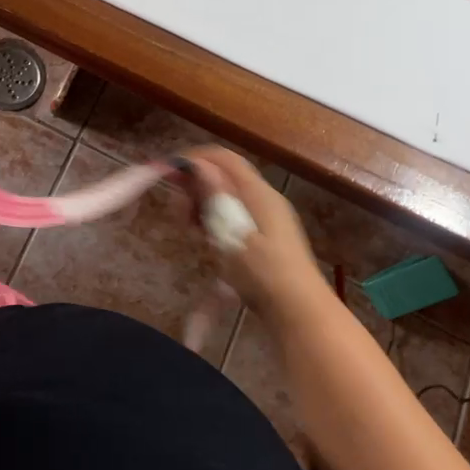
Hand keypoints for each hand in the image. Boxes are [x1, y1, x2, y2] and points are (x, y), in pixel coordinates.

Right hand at [178, 147, 326, 323]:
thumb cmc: (262, 271)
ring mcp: (269, 218)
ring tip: (190, 231)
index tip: (169, 174)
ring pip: (228, 199)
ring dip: (204, 207)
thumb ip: (215, 196)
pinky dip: (217, 222)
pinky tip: (209, 243)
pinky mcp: (268, 238)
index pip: (223, 158)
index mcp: (256, 192)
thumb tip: (198, 164)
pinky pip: (236, 217)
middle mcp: (264, 198)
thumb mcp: (230, 232)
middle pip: (224, 177)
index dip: (194, 159)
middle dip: (196, 188)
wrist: (300, 312)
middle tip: (178, 213)